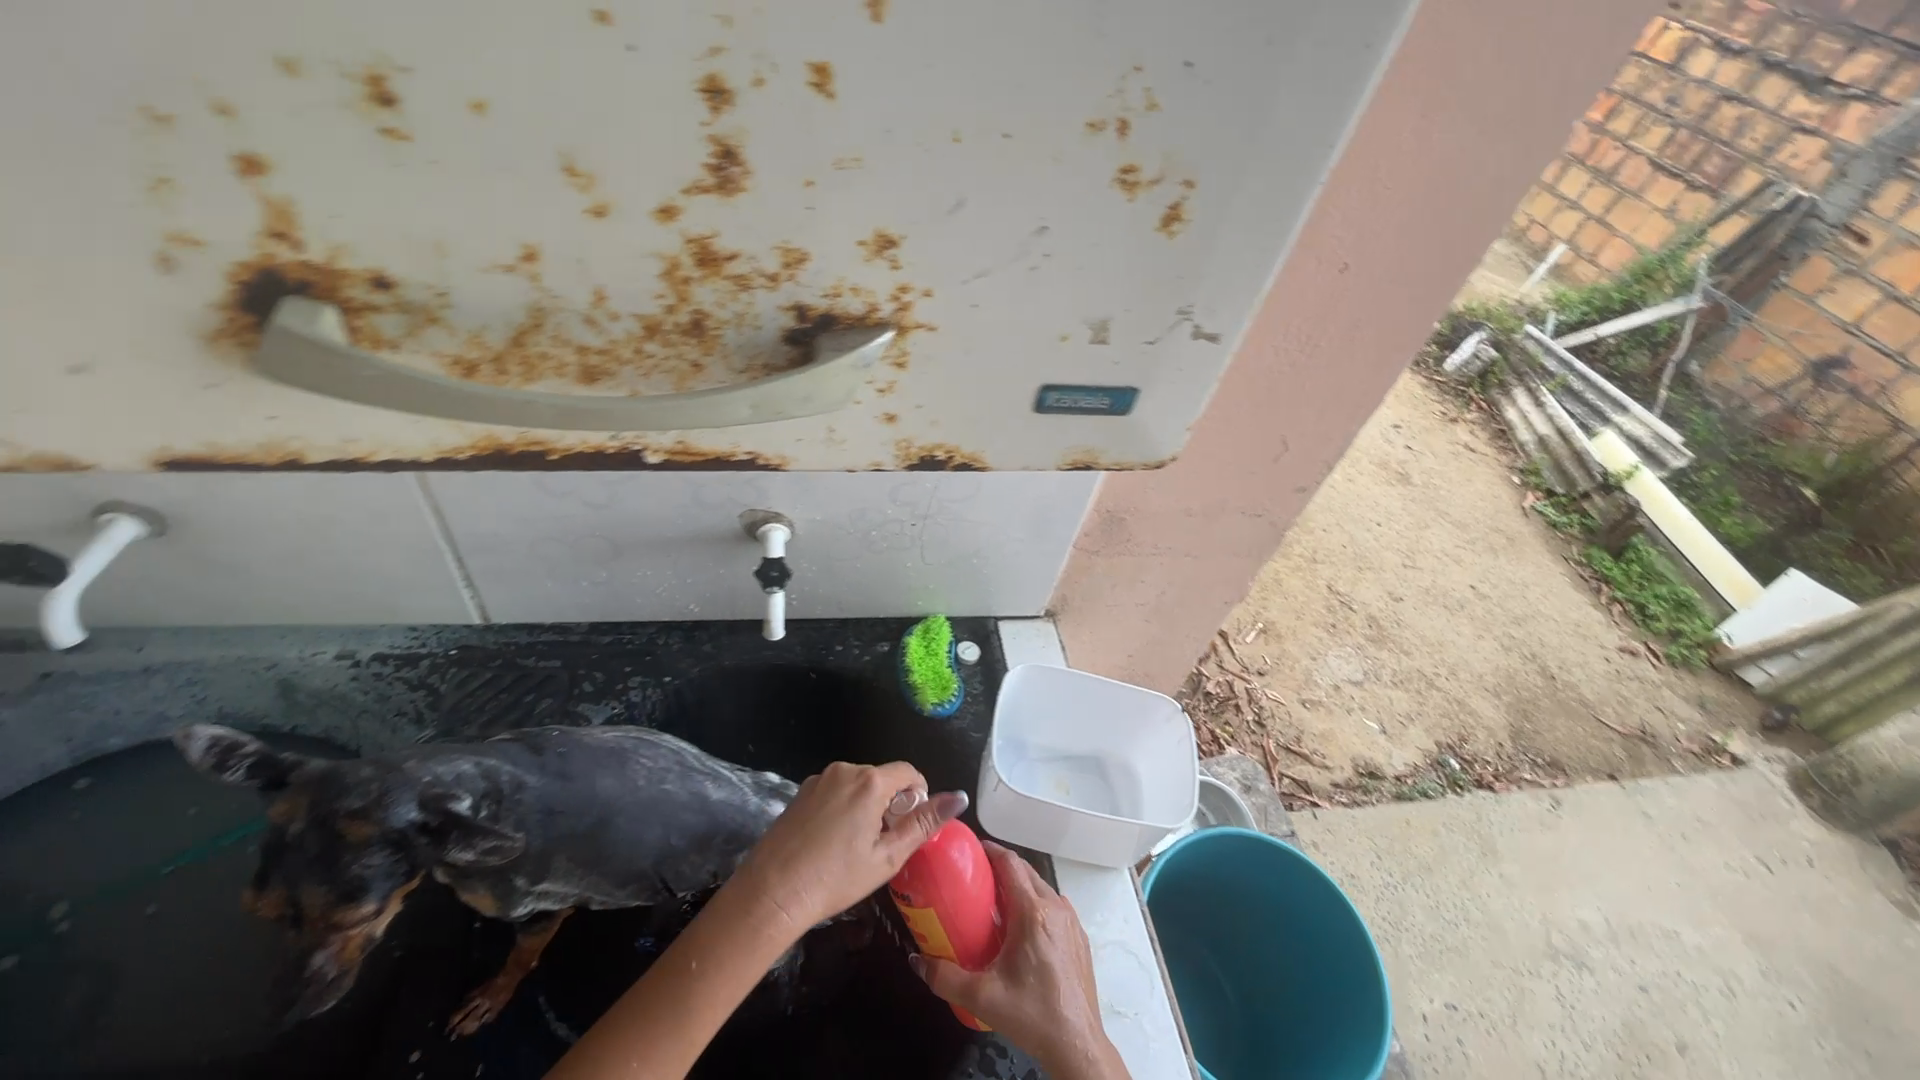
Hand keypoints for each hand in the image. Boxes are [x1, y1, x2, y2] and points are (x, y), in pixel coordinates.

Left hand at [732, 761, 966, 931]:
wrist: (772, 892)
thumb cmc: (836, 878)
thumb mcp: (888, 855)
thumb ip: (925, 823)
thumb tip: (960, 797)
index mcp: (870, 782)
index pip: (909, 772)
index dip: (918, 796)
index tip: (909, 826)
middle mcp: (844, 770)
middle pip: (883, 778)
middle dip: (891, 804)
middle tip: (883, 844)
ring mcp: (819, 780)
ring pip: (858, 786)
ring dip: (867, 807)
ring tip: (855, 847)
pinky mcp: (801, 793)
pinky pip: (836, 792)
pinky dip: (843, 809)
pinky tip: (832, 843)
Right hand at [915, 842, 1126, 1078]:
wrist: (1077, 1043)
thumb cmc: (1031, 1014)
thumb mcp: (980, 997)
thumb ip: (943, 976)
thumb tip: (917, 960)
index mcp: (1033, 913)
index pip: (1011, 864)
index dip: (989, 851)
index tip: (969, 852)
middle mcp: (1056, 908)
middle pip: (1025, 872)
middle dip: (999, 868)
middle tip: (972, 880)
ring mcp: (1072, 922)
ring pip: (1041, 888)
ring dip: (1018, 887)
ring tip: (992, 904)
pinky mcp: (1079, 937)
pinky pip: (1053, 907)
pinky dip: (1034, 904)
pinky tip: (1018, 929)